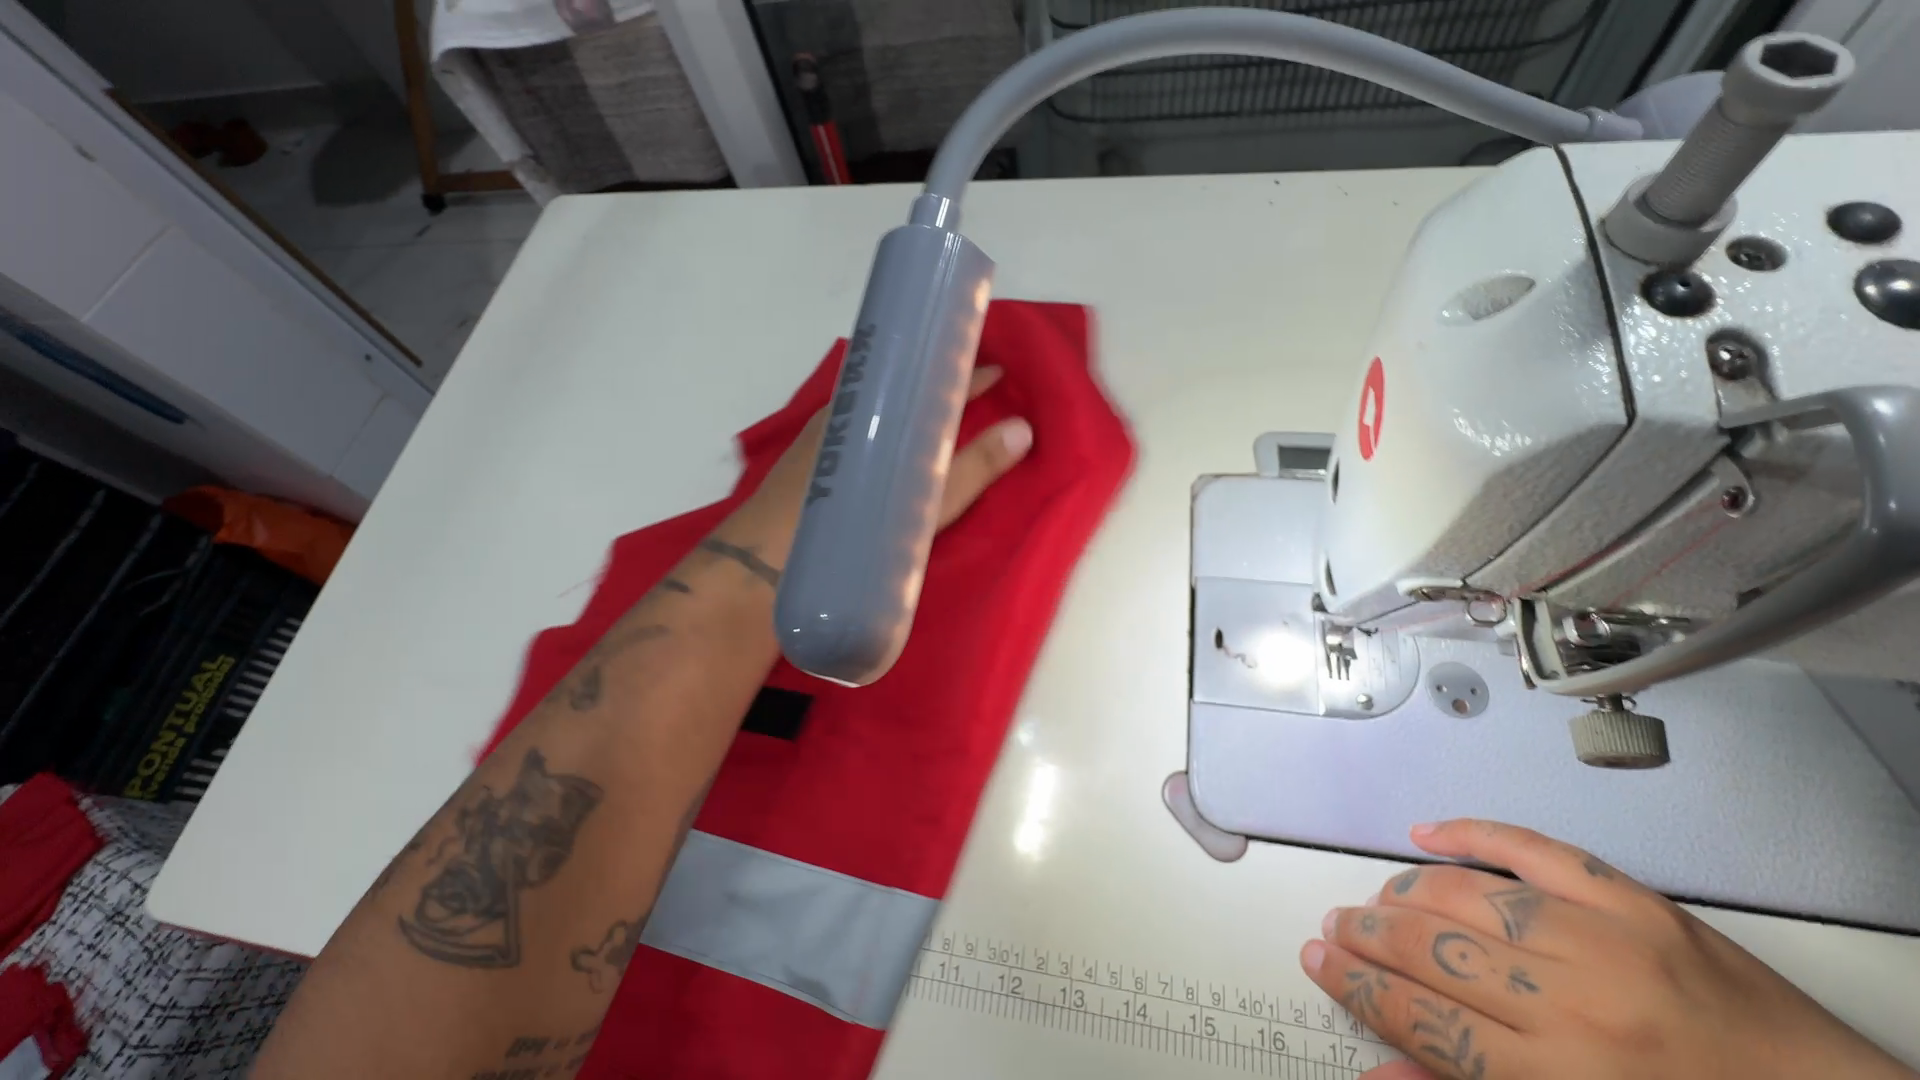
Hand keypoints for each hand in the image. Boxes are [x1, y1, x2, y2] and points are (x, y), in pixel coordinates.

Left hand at [731, 365, 1031, 551]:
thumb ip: (971, 469)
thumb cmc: (850, 535)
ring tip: (942, 422)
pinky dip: (886, 433)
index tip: (997, 371)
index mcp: (877, 408)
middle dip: (938, 389)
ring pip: (878, 409)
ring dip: (910, 411)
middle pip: (902, 390)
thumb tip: (1023, 430)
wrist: (763, 566)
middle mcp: (848, 412)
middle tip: (974, 394)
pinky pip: (859, 431)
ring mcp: (824, 437)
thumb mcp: (921, 505)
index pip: (929, 379)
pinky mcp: (810, 463)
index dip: (964, 375)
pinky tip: (895, 456)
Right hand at [1302, 819, 1915, 1079]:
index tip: (1318, 960)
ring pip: (1468, 896)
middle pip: (1431, 951)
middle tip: (1334, 924)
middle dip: (1365, 934)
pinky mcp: (1639, 901)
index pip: (1419, 1019)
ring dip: (1404, 891)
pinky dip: (1474, 834)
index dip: (1354, 985)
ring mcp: (1607, 940)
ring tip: (1374, 896)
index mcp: (1560, 1079)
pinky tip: (1428, 834)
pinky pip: (1536, 849)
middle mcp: (1574, 1005)